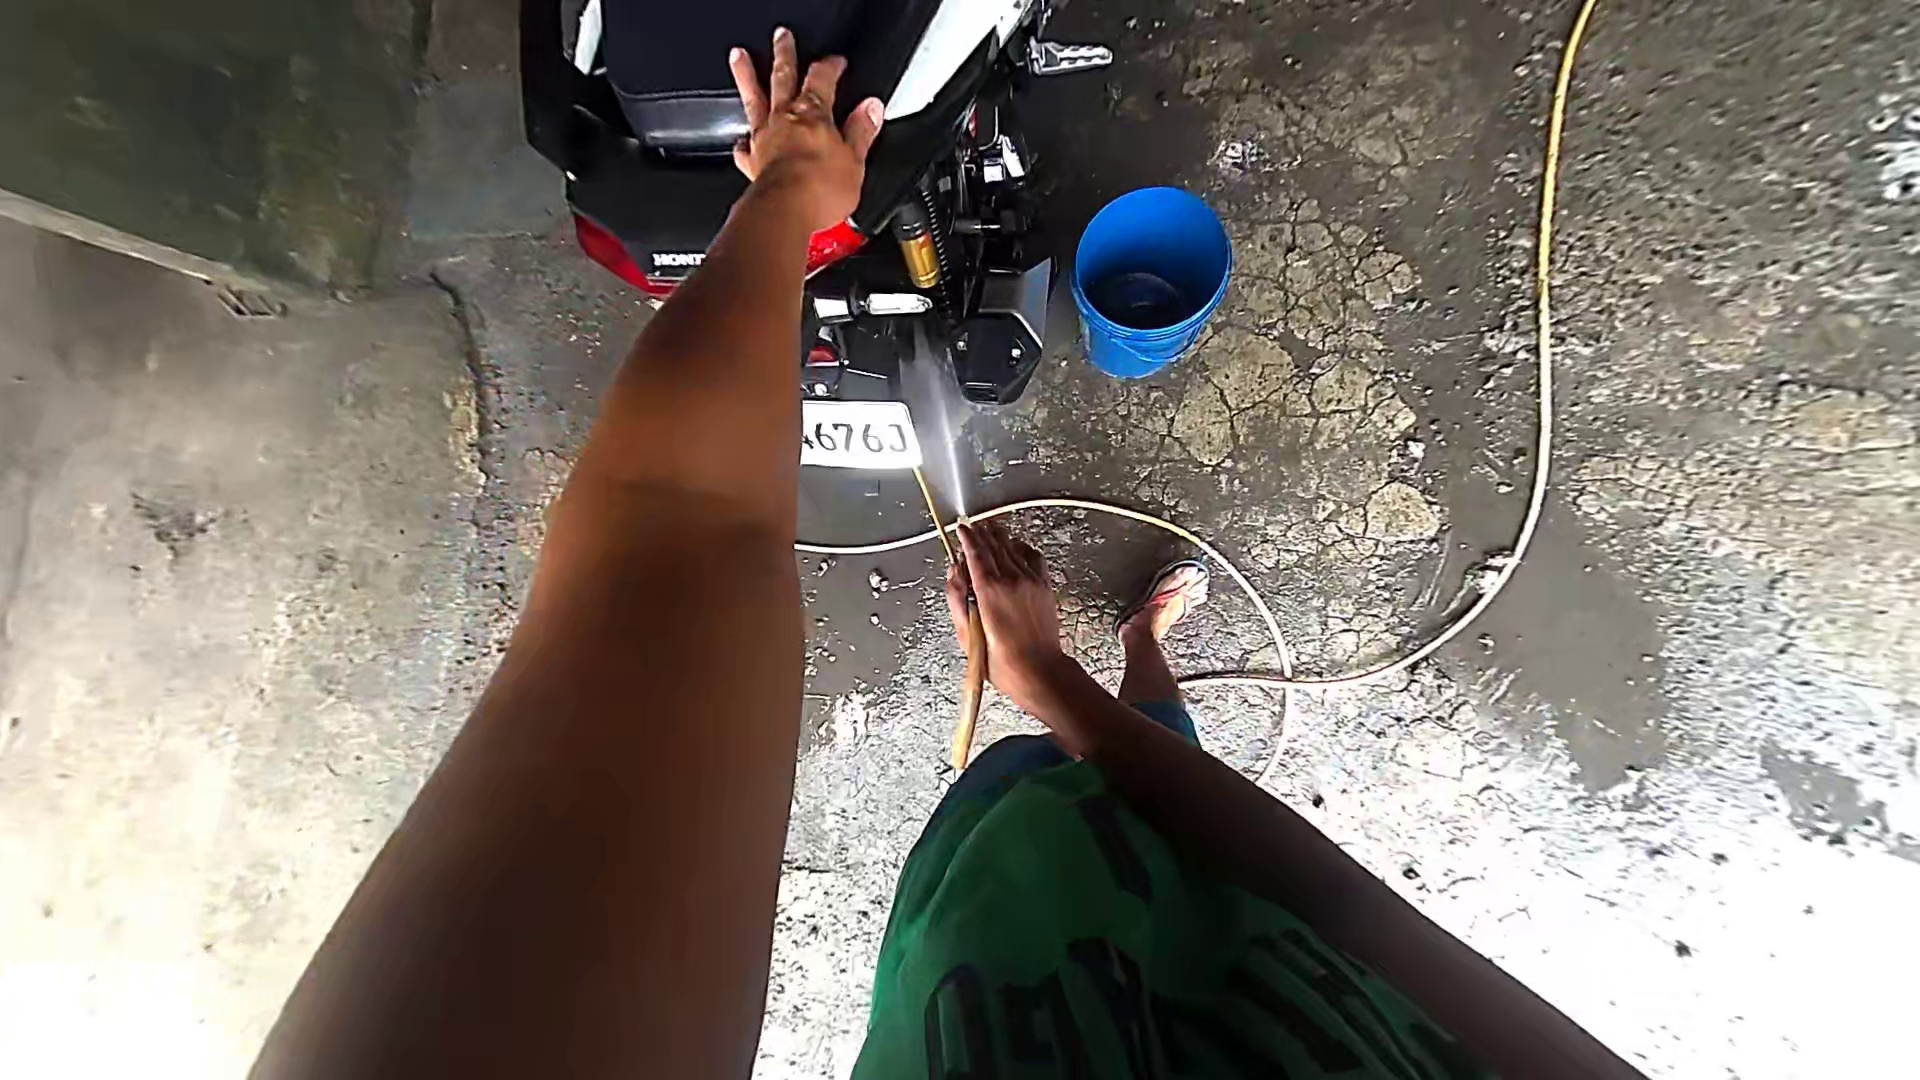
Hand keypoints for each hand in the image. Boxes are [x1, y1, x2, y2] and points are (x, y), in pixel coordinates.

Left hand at [728, 28, 883, 232]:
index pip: (823, 78)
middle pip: (783, 76)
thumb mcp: (854, 162)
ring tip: (740, 57)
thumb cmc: (819, 190)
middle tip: (782, 37)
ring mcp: (766, 140)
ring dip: (747, 76)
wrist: (787, 211)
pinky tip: (741, 141)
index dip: (830, 66)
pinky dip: (742, 142)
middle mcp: (786, 120)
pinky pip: (744, 148)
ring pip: (755, 99)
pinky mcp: (754, 164)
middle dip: (785, 54)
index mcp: (814, 115)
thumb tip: (871, 108)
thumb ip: (861, 132)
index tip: (837, 61)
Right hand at [946, 522, 1072, 712]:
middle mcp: (1011, 580)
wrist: (1038, 670)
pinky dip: (1022, 548)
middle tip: (972, 525)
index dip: (967, 537)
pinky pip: (1033, 557)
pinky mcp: (1044, 587)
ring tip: (990, 529)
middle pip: (994, 546)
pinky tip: (1016, 546)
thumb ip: (957, 599)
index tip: (961, 528)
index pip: (975, 552)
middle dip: (981, 533)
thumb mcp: (967, 634)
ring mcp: (1031, 581)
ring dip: (999, 537)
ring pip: (1012, 548)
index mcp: (989, 591)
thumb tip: (954, 572)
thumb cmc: (1000, 660)